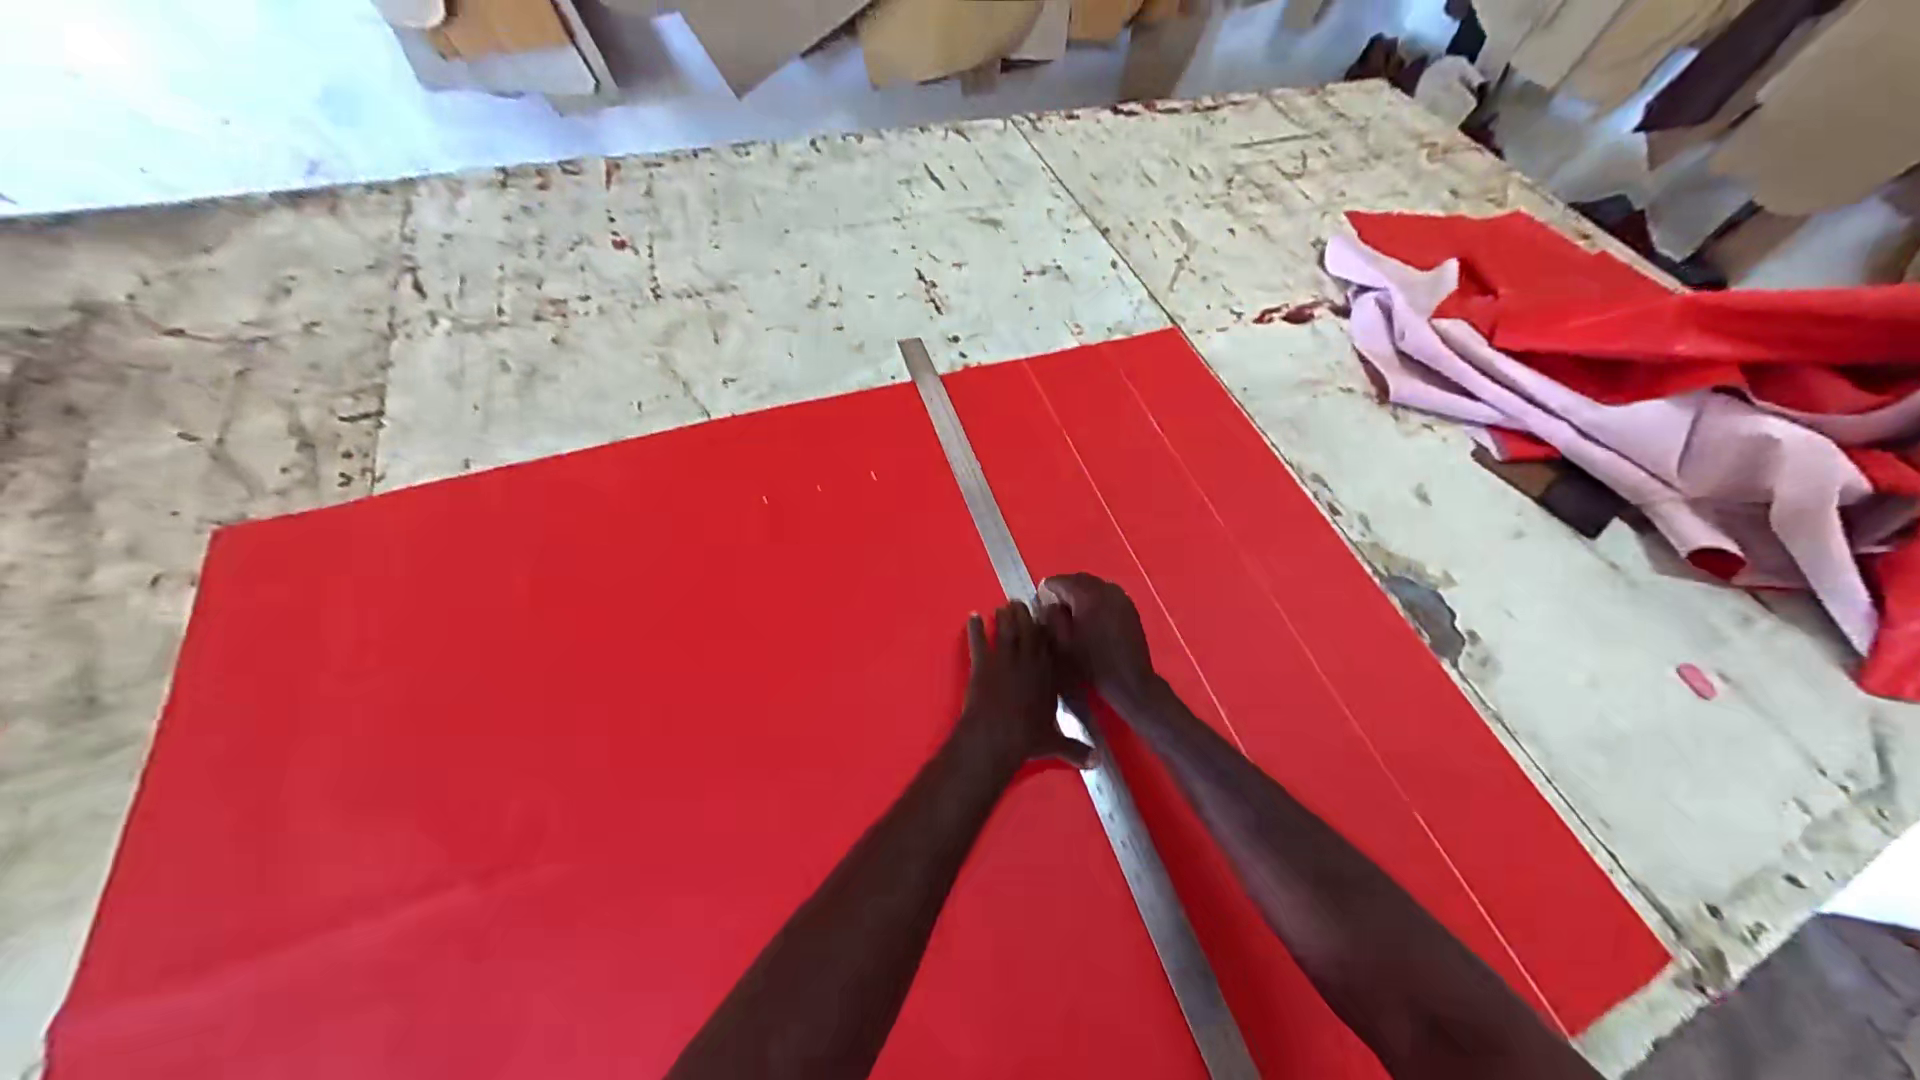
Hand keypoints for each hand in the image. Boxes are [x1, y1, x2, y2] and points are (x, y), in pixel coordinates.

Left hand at [954, 603, 1093, 774]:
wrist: (996, 735)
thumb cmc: (1026, 738)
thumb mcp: (1054, 743)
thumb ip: (1075, 749)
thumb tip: (1096, 762)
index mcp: (1048, 675)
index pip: (1051, 646)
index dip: (1048, 630)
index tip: (1046, 619)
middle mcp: (1029, 661)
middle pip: (1029, 630)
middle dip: (1025, 615)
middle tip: (1020, 603)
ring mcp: (1005, 659)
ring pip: (1006, 629)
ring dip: (1004, 616)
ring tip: (1003, 606)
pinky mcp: (982, 663)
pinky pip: (979, 640)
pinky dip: (975, 628)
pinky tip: (973, 617)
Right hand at [1037, 573, 1154, 696]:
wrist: (1128, 682)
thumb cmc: (1090, 665)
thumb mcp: (1060, 644)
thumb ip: (1050, 617)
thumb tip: (1049, 603)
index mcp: (1087, 595)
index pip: (1059, 581)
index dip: (1046, 593)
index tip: (1040, 607)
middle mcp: (1106, 589)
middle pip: (1078, 580)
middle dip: (1064, 591)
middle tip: (1054, 610)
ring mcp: (1121, 597)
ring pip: (1094, 586)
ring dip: (1081, 595)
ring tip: (1073, 615)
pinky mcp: (1129, 608)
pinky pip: (1107, 595)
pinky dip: (1096, 601)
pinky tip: (1092, 620)